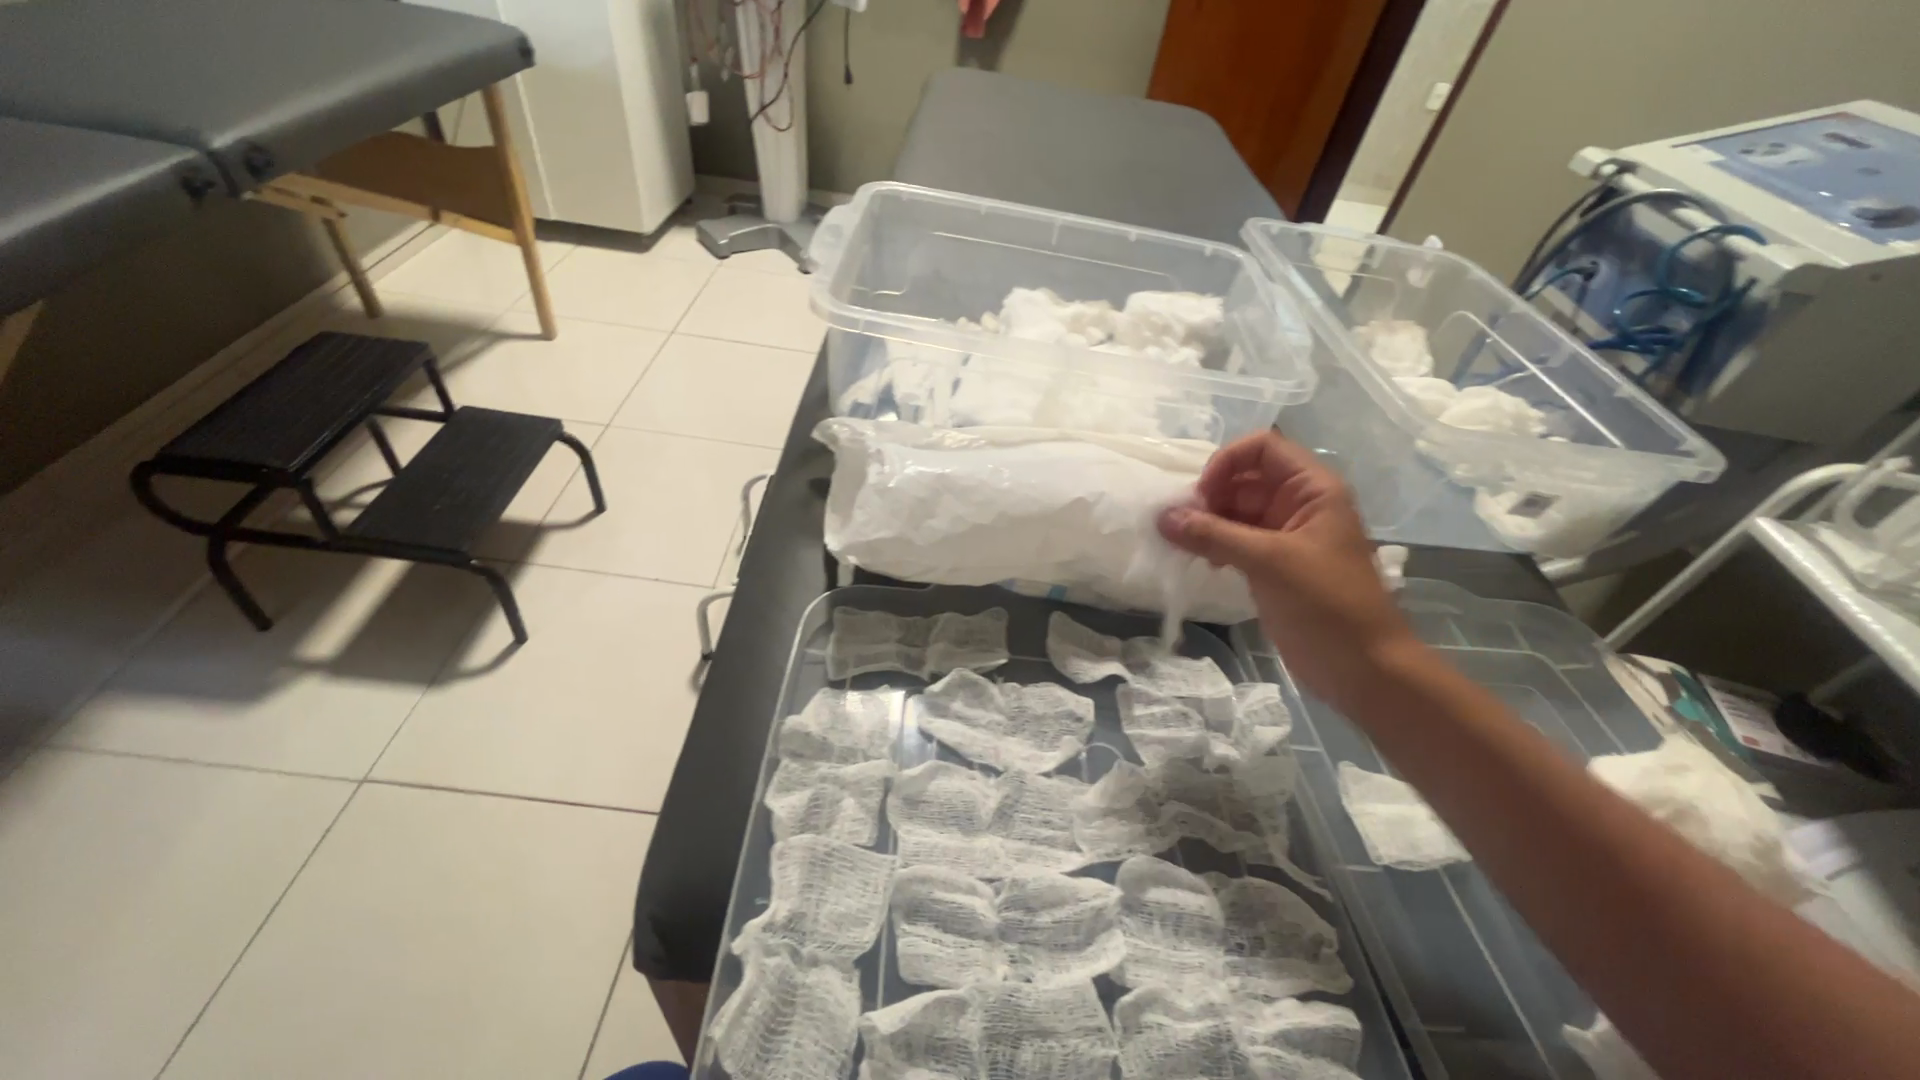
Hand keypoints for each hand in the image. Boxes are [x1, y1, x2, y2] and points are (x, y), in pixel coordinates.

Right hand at [1157, 432, 1416, 708]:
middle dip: (1210, 496)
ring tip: (1185, 547)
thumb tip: (1162, 517)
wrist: (1363, 668)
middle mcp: (1300, 505)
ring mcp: (1287, 537)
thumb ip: (1214, 536)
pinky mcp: (1275, 567)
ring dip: (1208, 524)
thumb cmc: (1326, 605)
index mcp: (1313, 489)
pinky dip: (1216, 546)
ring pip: (1237, 512)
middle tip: (1181, 527)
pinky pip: (1238, 542)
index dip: (1226, 463)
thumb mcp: (1269, 563)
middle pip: (1244, 479)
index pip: (1261, 448)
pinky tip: (1204, 564)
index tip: (1200, 497)